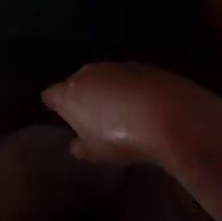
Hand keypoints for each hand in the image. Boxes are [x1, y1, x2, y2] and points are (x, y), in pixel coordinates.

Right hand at [42, 63, 221, 168]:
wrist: (171, 116)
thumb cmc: (122, 140)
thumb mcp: (96, 154)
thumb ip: (80, 147)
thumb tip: (76, 143)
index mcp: (69, 93)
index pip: (50, 95)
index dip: (53, 105)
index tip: (56, 113)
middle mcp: (88, 73)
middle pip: (76, 82)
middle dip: (81, 96)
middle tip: (89, 116)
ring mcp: (117, 66)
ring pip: (103, 78)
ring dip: (107, 90)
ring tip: (118, 112)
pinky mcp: (144, 66)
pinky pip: (129, 79)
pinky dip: (130, 89)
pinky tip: (142, 106)